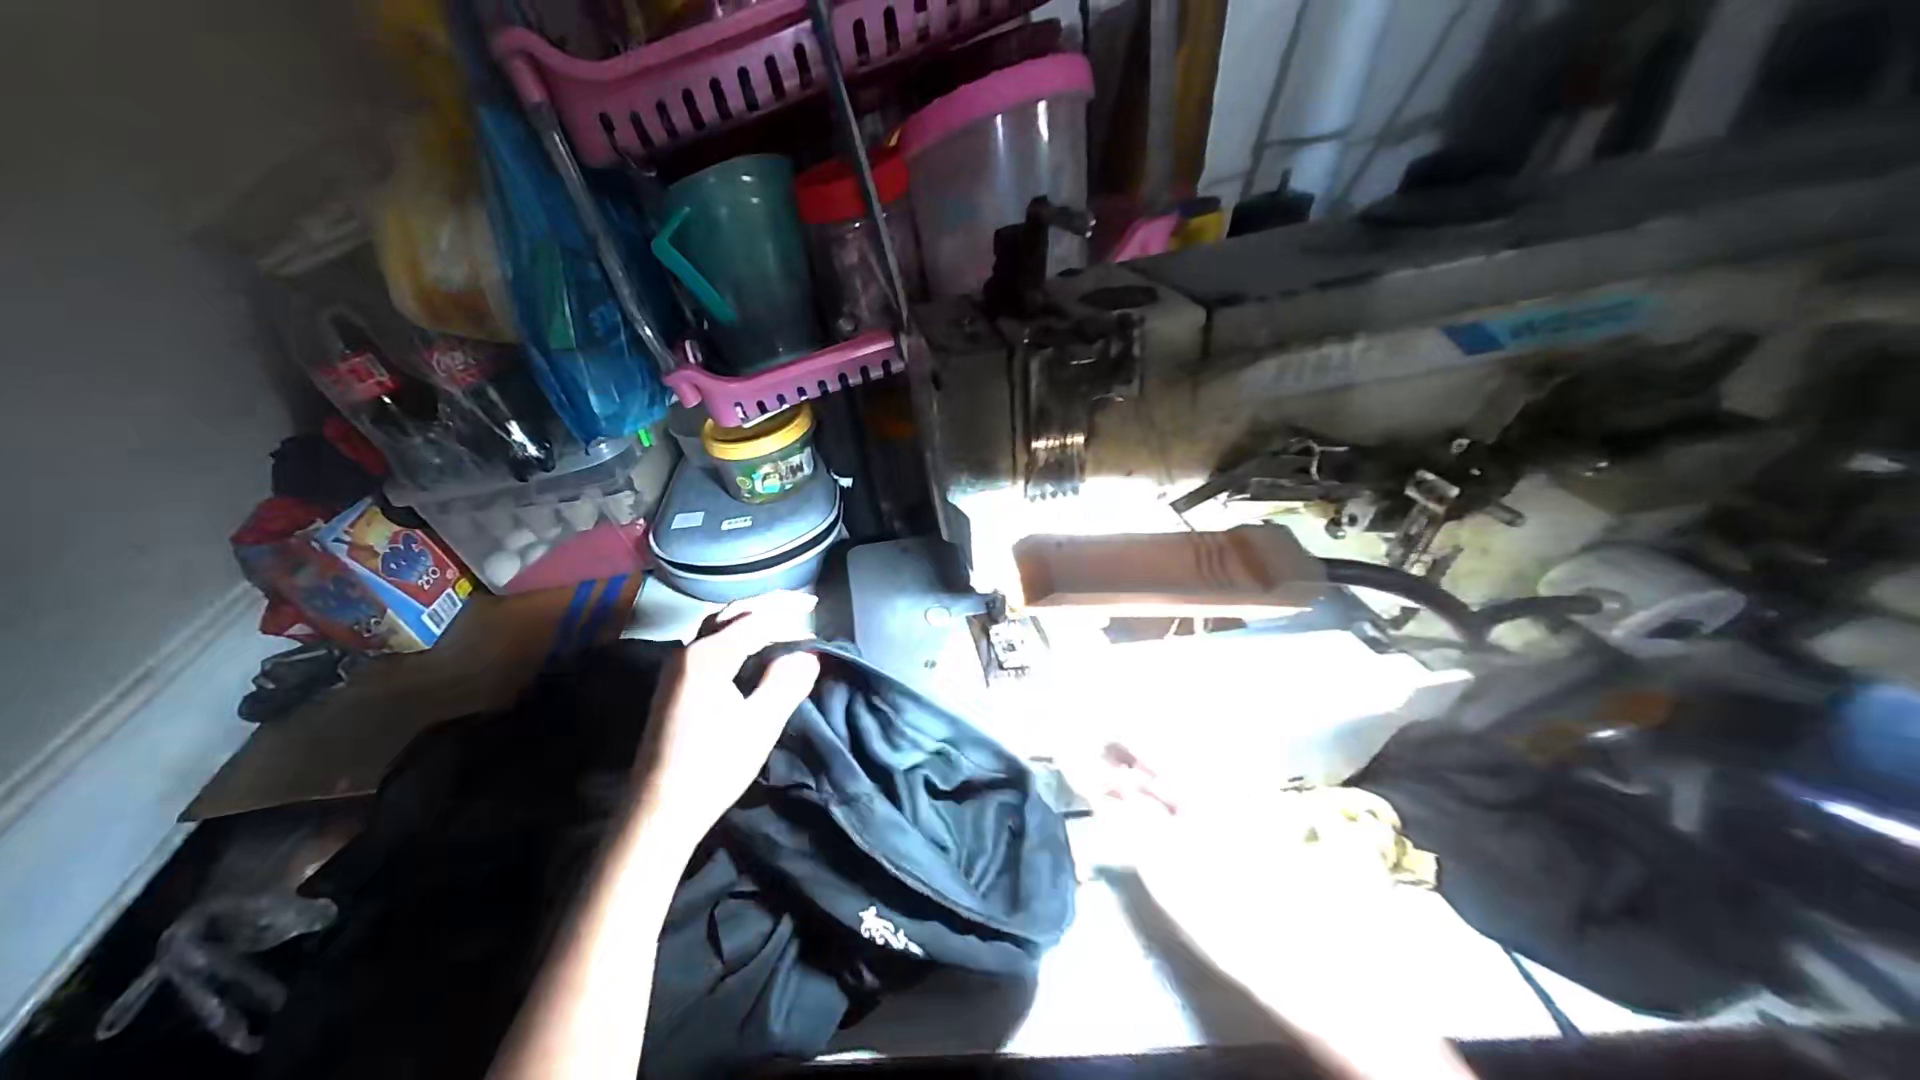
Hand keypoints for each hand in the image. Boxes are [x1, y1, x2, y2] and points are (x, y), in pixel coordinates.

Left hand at [631, 591, 821, 851]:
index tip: (816, 615)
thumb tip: (809, 655)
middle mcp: (687, 653)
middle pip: (731, 613)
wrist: (659, 810)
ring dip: (749, 617)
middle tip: (803, 603)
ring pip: (716, 626)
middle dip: (768, 605)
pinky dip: (735, 633)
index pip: (755, 621)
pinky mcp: (674, 686)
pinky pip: (708, 642)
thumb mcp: (760, 725)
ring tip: (780, 618)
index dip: (788, 616)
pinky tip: (750, 647)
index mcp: (708, 656)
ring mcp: (676, 668)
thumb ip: (786, 683)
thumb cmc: (712, 767)